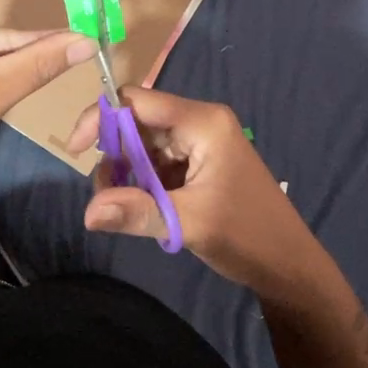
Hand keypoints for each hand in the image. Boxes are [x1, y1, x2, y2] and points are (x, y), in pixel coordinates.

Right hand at [68, 88, 320, 296]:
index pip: (136, 101)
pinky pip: (156, 161)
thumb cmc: (248, 236)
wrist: (291, 267)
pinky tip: (142, 207)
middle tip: (106, 194)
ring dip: (127, 172)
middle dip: (114, 154)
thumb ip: (138, 212)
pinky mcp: (198, 163)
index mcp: (202, 122)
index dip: (101, 118)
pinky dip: (142, 181)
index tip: (76, 150)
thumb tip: (88, 212)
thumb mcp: (189, 223)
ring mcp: (199, 142)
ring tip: (125, 208)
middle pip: (136, 121)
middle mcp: (199, 122)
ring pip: (143, 143)